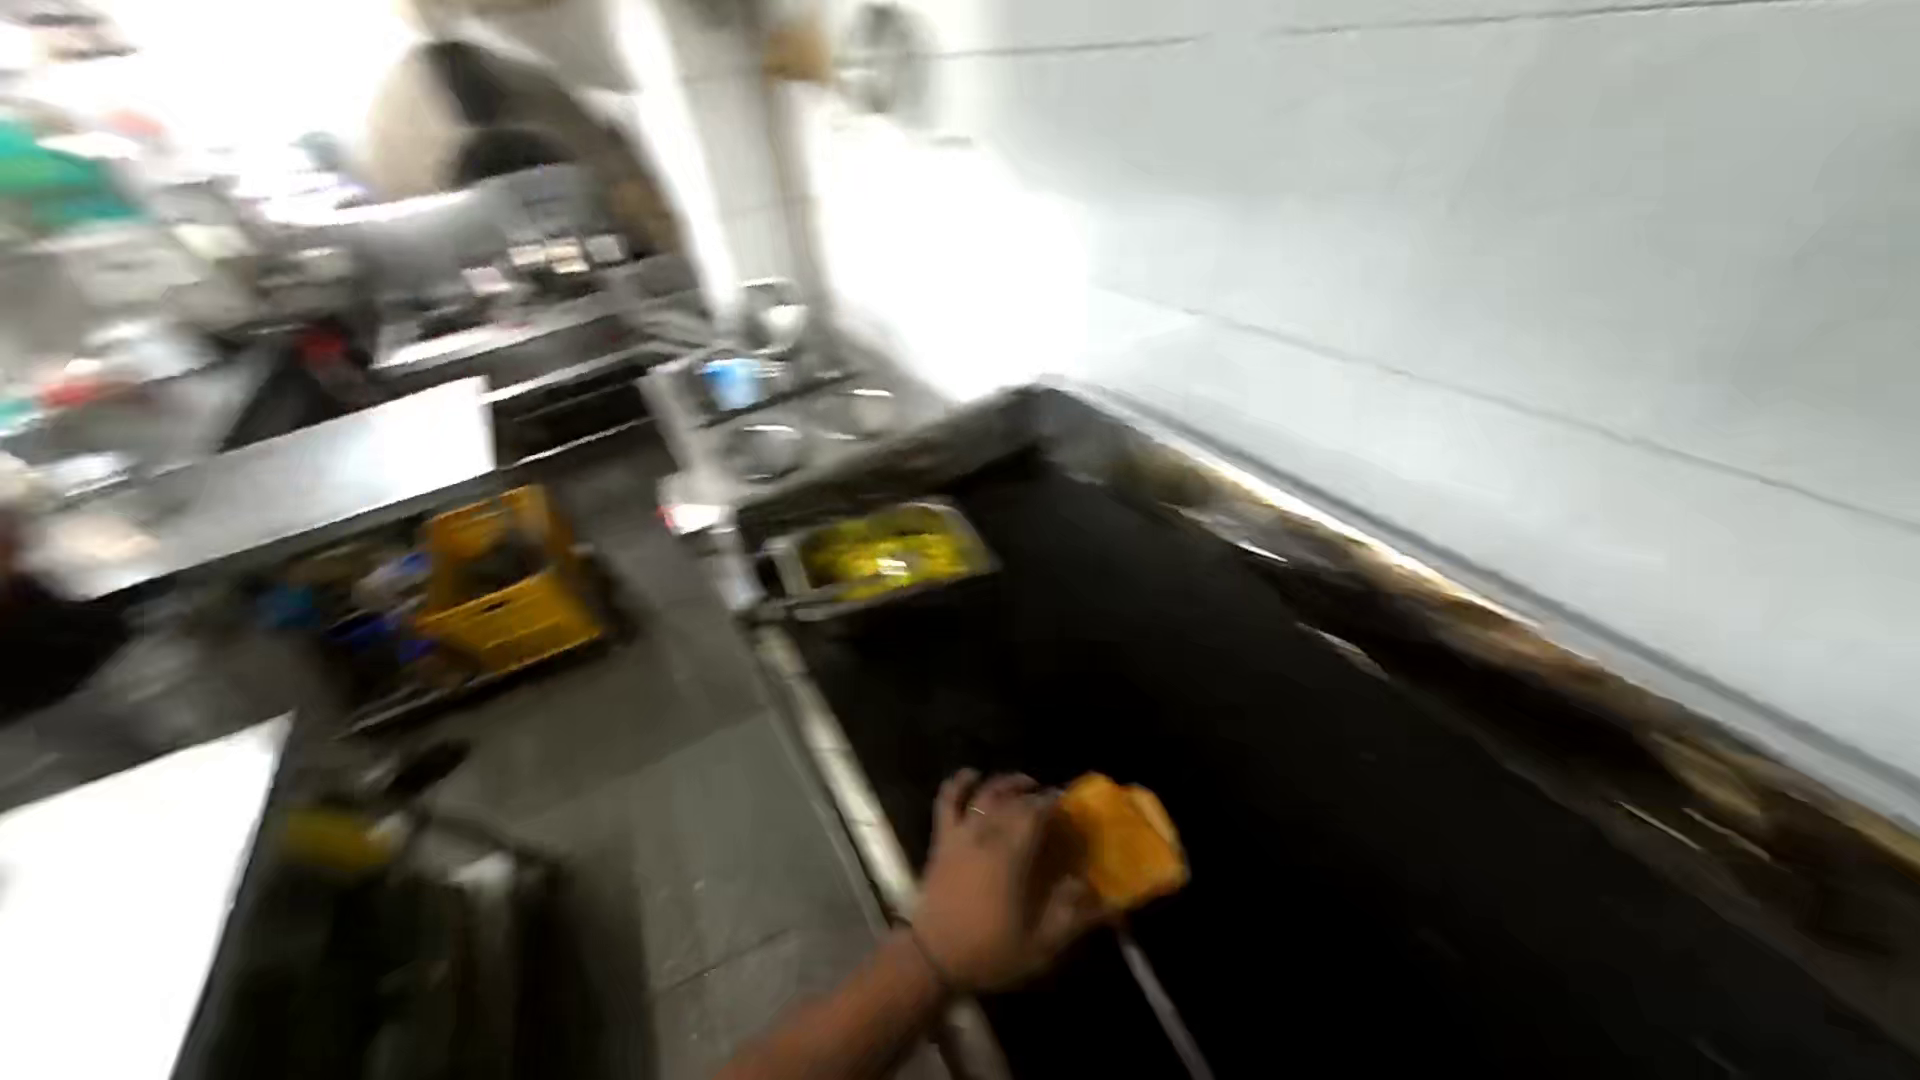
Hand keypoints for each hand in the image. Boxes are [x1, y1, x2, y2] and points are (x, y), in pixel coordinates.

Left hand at [911, 770, 1103, 993]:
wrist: (932, 959)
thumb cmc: (989, 951)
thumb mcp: (1040, 944)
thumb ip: (1071, 914)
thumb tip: (1093, 886)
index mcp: (1012, 854)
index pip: (1036, 812)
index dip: (1054, 801)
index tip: (1069, 803)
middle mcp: (987, 834)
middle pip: (1014, 801)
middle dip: (1036, 794)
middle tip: (1052, 801)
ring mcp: (961, 833)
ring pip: (985, 794)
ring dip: (1007, 783)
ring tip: (1025, 783)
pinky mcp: (942, 839)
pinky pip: (947, 801)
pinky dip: (958, 783)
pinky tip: (971, 774)